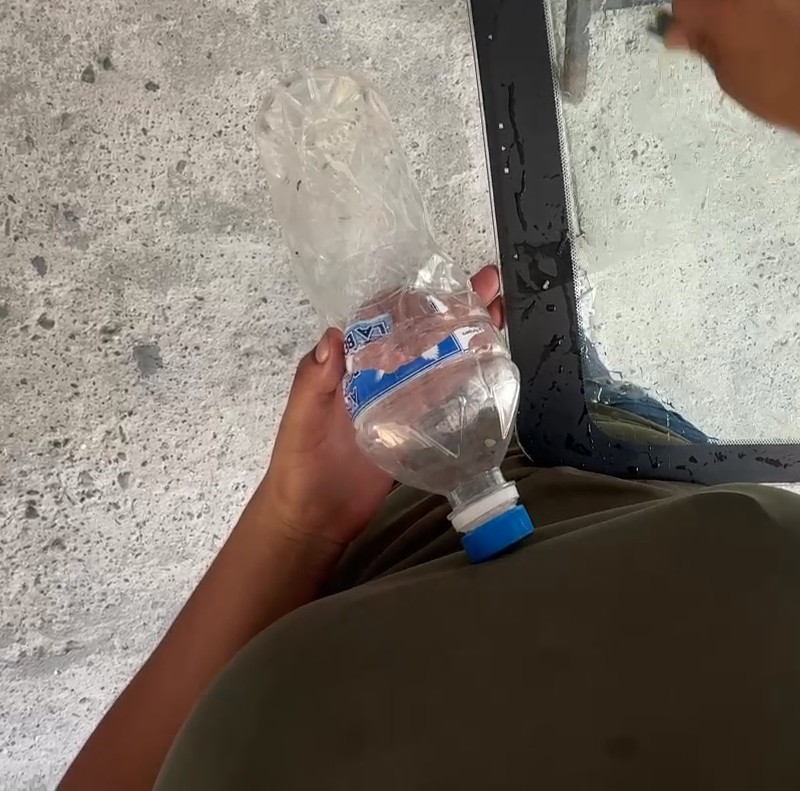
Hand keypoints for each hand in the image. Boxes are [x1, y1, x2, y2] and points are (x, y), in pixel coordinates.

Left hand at [257, 265, 507, 548]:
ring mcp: (401, 396)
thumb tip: (333, 335)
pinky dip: (469, 372)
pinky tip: (494, 357)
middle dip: (453, 304)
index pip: (382, 317)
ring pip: (438, 354)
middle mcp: (378, 371)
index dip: (411, 295)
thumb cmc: (299, 467)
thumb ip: (314, 382)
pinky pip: (446, 391)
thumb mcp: (300, 421)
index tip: (441, 279)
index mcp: (349, 363)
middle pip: (419, 330)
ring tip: (501, 310)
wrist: (315, 520)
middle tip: (490, 284)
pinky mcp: (419, 423)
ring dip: (468, 330)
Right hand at [664, 0, 799, 143]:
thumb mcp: (732, 80)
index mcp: (725, 8)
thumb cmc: (786, 96)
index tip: (698, 41)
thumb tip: (680, 32)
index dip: (688, 21)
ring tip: (787, 37)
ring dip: (764, 1)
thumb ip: (704, 48)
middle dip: (727, 11)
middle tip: (746, 44)